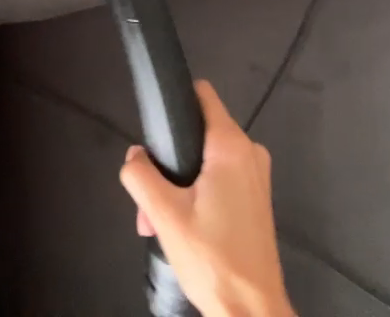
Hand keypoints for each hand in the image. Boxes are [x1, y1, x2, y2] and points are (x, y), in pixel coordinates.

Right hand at [120, 81, 295, 316]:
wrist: (252, 311)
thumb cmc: (212, 257)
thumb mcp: (164, 214)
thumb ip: (140, 176)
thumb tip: (134, 156)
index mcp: (230, 145)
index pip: (202, 95)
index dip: (175, 101)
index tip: (154, 123)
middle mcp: (249, 153)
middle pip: (197, 133)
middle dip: (169, 160)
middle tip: (150, 198)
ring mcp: (256, 177)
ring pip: (205, 161)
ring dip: (178, 184)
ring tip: (158, 221)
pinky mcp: (255, 200)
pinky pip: (219, 180)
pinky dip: (197, 196)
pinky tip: (178, 228)